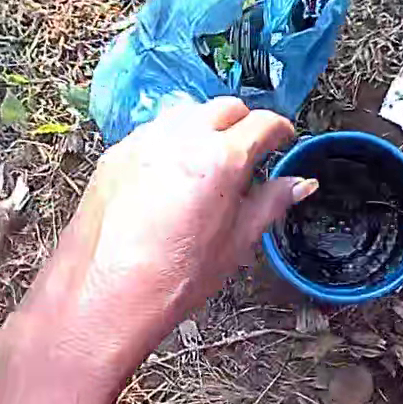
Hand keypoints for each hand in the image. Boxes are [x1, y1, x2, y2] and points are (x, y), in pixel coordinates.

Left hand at [0, 98, 312, 386]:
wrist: (102, 296)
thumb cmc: (175, 278)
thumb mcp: (236, 243)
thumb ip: (271, 203)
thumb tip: (301, 183)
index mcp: (220, 161)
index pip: (261, 123)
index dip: (280, 129)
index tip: (283, 139)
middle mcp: (181, 139)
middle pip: (225, 107)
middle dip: (245, 122)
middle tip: (252, 150)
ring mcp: (144, 141)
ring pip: (188, 112)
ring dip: (209, 124)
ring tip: (213, 159)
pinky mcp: (117, 152)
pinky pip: (156, 129)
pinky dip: (175, 137)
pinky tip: (176, 170)